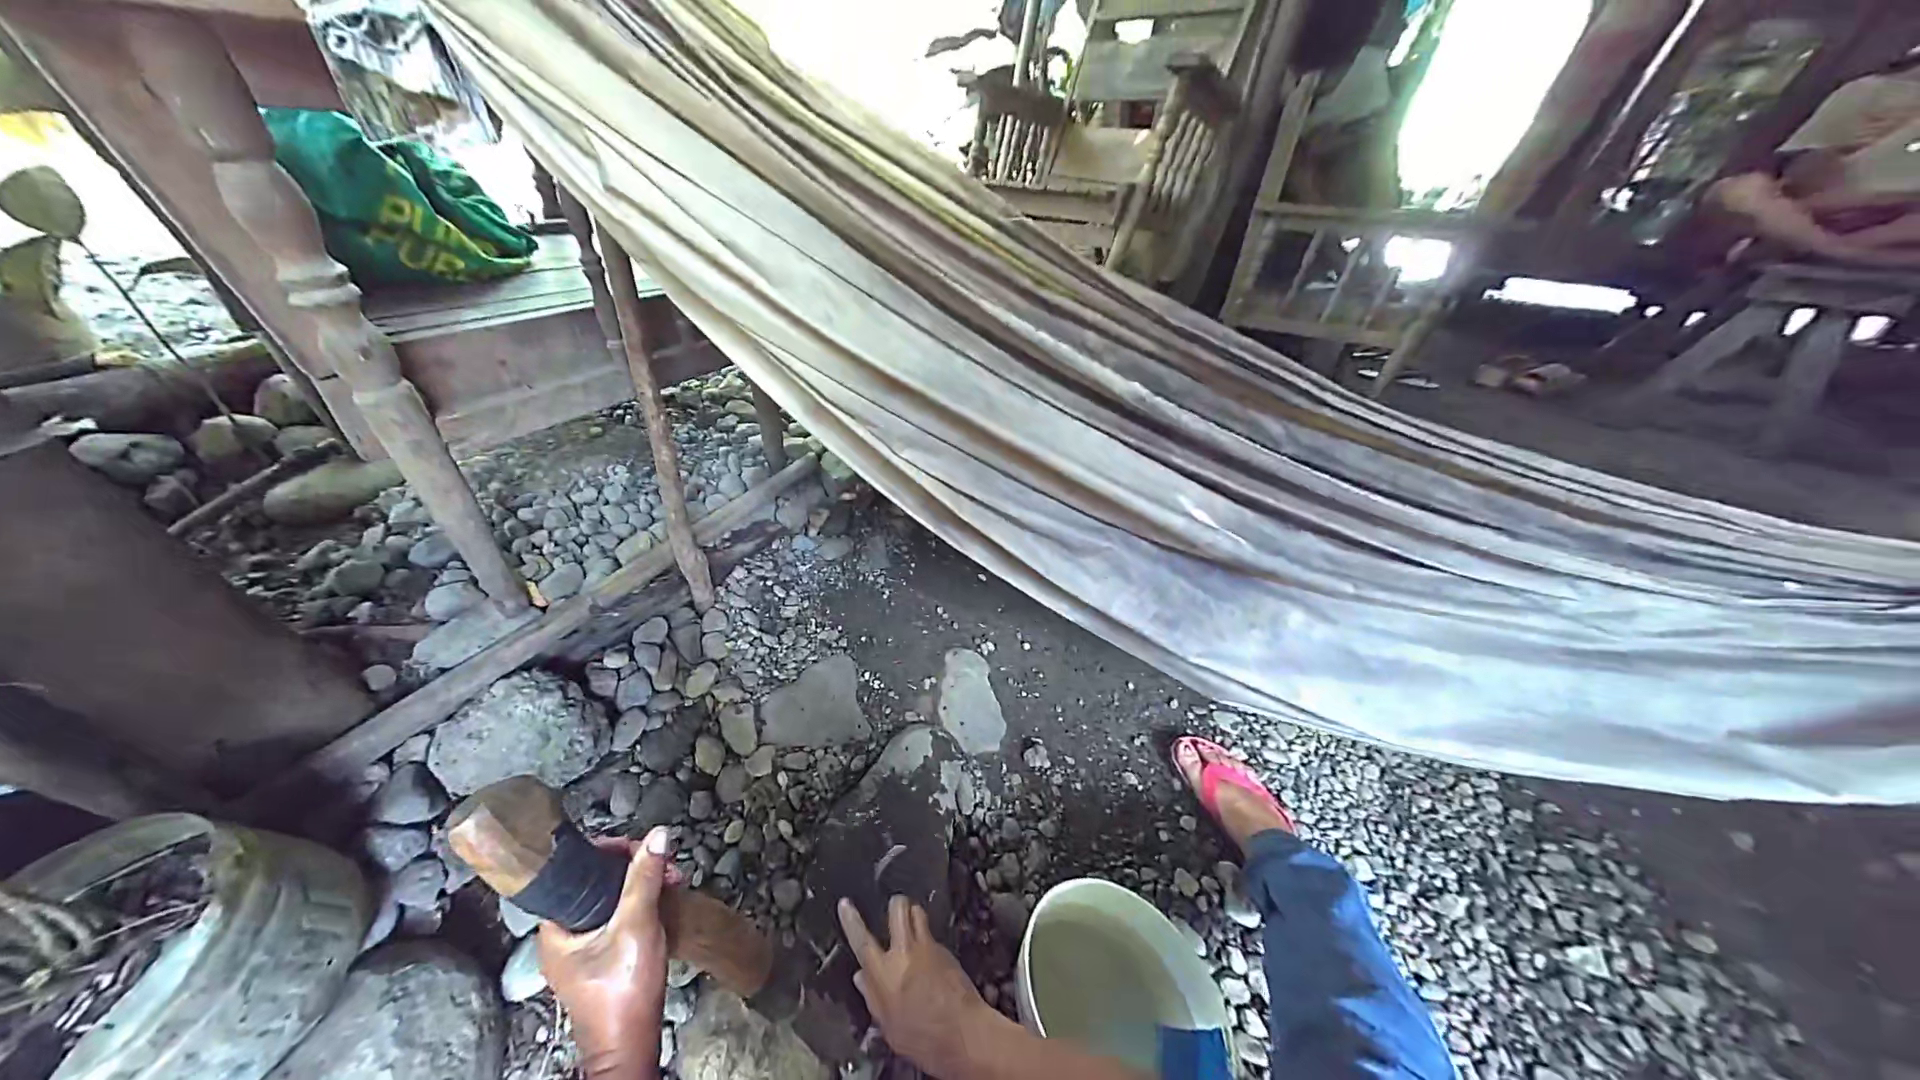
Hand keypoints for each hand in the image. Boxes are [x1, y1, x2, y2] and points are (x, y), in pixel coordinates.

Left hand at [538, 828, 676, 1079]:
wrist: (631, 1044)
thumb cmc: (623, 994)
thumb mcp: (637, 925)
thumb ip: (645, 878)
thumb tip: (658, 835)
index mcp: (557, 927)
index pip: (577, 868)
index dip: (610, 850)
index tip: (639, 847)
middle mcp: (565, 932)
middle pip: (600, 878)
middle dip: (636, 865)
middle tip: (664, 863)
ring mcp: (585, 943)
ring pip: (615, 893)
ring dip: (646, 880)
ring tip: (672, 878)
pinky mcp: (604, 951)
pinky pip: (622, 910)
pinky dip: (645, 899)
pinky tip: (667, 894)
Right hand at [838, 895, 996, 1076]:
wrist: (963, 1033)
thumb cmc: (923, 1038)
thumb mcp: (889, 1026)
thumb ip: (873, 997)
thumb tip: (861, 978)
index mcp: (883, 973)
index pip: (861, 939)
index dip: (851, 920)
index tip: (845, 904)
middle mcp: (904, 952)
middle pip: (898, 910)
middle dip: (896, 905)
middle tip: (895, 909)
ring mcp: (928, 947)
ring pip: (918, 913)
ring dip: (914, 915)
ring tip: (912, 924)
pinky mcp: (947, 950)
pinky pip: (933, 936)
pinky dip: (928, 941)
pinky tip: (929, 958)